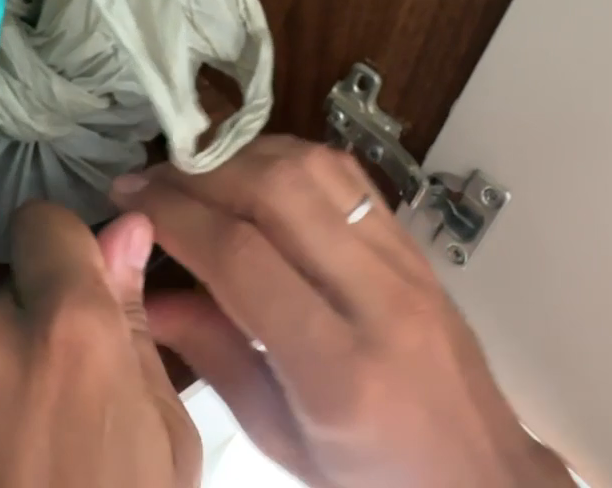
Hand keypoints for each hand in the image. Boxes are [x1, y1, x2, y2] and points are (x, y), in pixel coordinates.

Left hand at [0, 202, 199, 486]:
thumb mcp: (161, 438)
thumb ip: (135, 324)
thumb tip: (128, 233)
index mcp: (70, 331)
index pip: (44, 226)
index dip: (62, 252)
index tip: (70, 287)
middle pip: (4, 294)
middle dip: (27, 329)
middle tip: (48, 406)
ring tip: (3, 456)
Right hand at [112, 136, 574, 487]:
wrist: (481, 472)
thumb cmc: (373, 475)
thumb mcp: (282, 438)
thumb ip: (213, 357)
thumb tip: (146, 294)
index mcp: (337, 368)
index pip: (242, 257)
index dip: (176, 215)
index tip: (130, 199)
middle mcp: (376, 297)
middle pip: (277, 192)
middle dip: (199, 173)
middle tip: (151, 179)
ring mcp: (402, 258)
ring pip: (312, 167)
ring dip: (240, 154)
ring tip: (193, 170)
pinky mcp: (411, 239)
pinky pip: (343, 171)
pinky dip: (285, 155)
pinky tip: (252, 169)